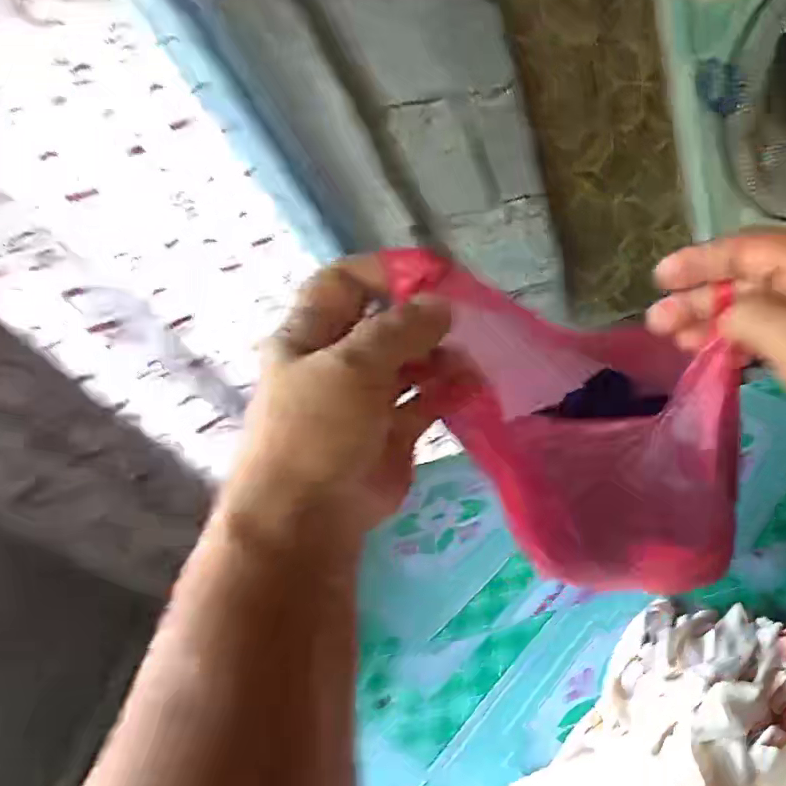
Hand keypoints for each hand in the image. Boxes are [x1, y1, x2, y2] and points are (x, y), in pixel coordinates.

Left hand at [219, 256, 453, 545]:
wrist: (311, 511)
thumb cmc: (318, 430)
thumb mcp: (353, 367)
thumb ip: (400, 332)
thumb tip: (442, 305)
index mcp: (310, 336)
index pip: (345, 285)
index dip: (386, 273)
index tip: (436, 276)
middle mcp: (339, 362)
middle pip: (386, 325)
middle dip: (424, 320)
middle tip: (467, 323)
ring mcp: (368, 399)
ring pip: (412, 364)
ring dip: (443, 358)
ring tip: (472, 364)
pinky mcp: (395, 431)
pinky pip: (429, 401)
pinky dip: (452, 392)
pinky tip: (475, 389)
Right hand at [647, 230, 785, 441]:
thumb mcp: (783, 332)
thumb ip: (740, 313)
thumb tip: (722, 316)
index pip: (745, 250)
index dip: (699, 262)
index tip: (660, 277)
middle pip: (745, 280)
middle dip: (700, 300)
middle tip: (657, 320)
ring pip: (753, 309)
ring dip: (714, 324)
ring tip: (673, 339)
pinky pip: (768, 333)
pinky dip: (739, 343)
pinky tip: (708, 354)